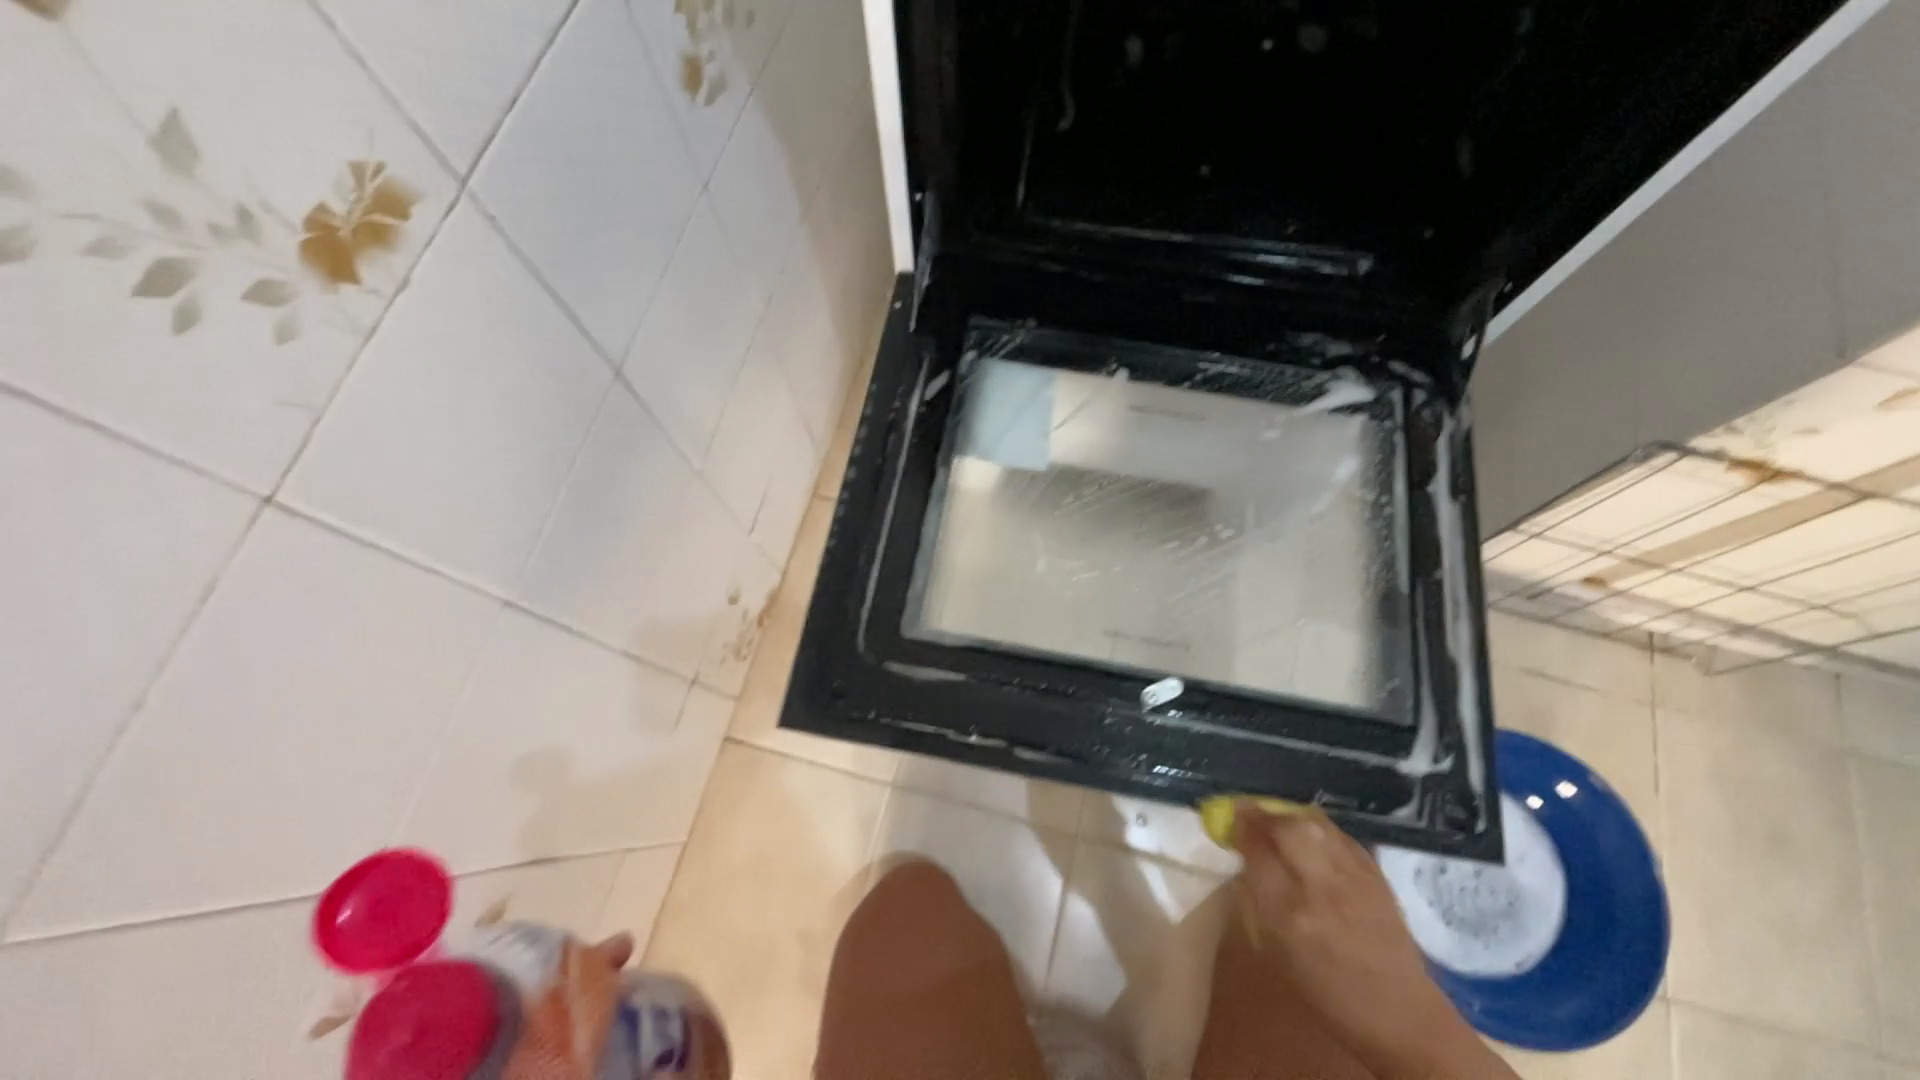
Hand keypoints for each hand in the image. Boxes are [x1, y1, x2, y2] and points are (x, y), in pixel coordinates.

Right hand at [1231, 802, 1518, 1079]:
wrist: (1397, 1010)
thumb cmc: (1324, 992)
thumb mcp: (1272, 954)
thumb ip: (1253, 902)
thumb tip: (1242, 861)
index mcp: (1289, 914)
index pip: (1257, 852)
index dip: (1240, 829)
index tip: (1227, 819)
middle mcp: (1322, 888)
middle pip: (1288, 827)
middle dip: (1262, 813)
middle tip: (1247, 811)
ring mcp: (1354, 877)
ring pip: (1316, 824)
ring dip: (1289, 815)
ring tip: (1275, 817)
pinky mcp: (1376, 873)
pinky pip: (1340, 835)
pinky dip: (1318, 827)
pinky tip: (1308, 833)